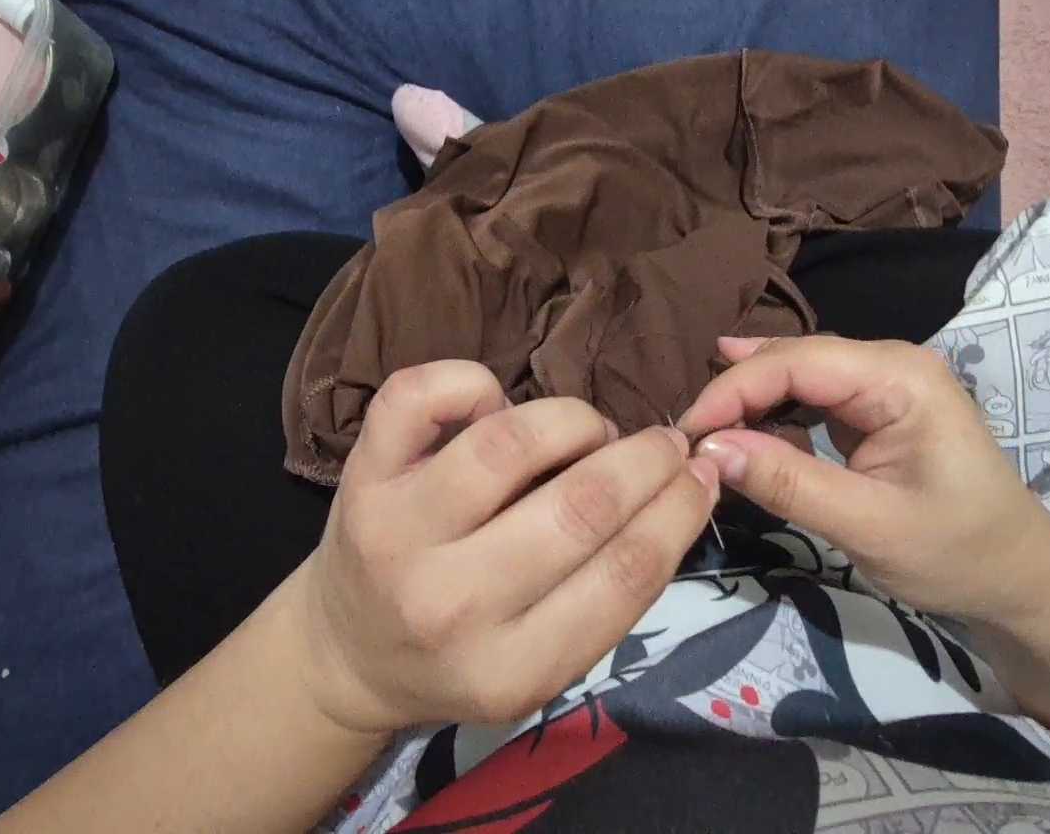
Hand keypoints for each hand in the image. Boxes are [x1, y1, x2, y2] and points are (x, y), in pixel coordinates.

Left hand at [287, 361, 719, 735]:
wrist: (348, 652)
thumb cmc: (462, 655)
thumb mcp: (543, 663)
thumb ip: (608, 588)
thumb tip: (681, 485)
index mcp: (511, 669)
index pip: (625, 575)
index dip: (680, 510)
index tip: (701, 474)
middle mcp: (450, 604)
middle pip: (579, 506)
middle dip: (646, 459)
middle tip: (664, 444)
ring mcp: (396, 532)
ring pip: (509, 441)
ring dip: (576, 421)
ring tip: (591, 433)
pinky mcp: (361, 476)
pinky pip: (419, 396)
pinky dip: (472, 381)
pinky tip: (496, 405)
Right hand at [679, 336, 1049, 627]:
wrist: (1019, 579)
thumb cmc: (957, 554)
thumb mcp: (868, 526)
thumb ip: (787, 483)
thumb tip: (707, 450)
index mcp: (899, 376)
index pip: (795, 362)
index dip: (733, 391)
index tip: (686, 435)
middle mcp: (888, 363)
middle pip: (791, 359)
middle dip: (736, 393)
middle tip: (688, 438)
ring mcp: (881, 383)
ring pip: (795, 374)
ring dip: (750, 402)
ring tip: (705, 434)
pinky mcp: (872, 408)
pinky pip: (809, 398)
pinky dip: (772, 416)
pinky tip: (745, 435)